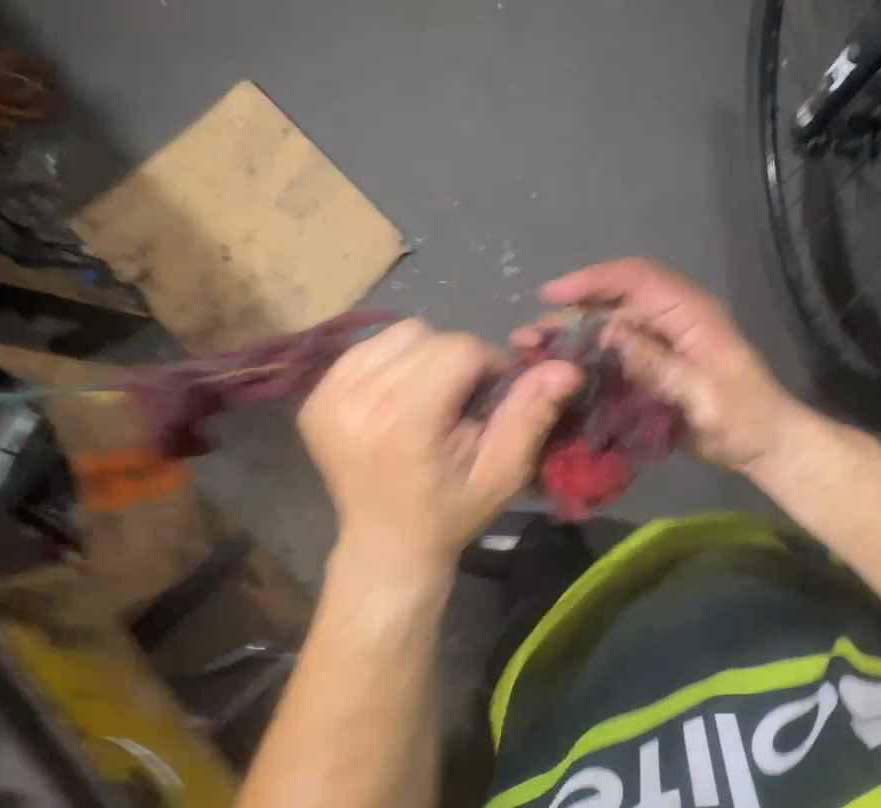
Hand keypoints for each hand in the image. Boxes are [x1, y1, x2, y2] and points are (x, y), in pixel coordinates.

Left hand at [298, 319, 581, 575]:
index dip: (488, 364)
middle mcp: (356, 401)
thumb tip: (566, 367)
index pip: (459, 349)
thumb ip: (532, 414)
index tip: (493, 397)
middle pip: (428, 336)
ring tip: (430, 398)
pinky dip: (394, 362)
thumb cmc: (452, 511)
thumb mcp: (503, 471)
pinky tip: (400, 398)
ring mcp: (328, 396)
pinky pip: (368, 347)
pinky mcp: (314, 396)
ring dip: (425, 356)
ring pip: (398, 334)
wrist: (386, 545)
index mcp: (402, 422)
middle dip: (457, 360)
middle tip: (462, 403)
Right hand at [518, 258, 801, 471]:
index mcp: (690, 312)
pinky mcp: (657, 361)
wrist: (767, 445)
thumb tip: (607, 333)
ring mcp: (665, 338)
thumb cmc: (744, 418)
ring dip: (574, 332)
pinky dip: (589, 355)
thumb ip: (657, 364)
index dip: (593, 280)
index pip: (636, 278)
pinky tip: (561, 370)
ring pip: (611, 322)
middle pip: (616, 297)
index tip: (552, 295)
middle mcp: (673, 316)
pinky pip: (618, 348)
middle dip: (572, 309)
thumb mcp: (702, 396)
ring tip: (533, 349)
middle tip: (530, 333)